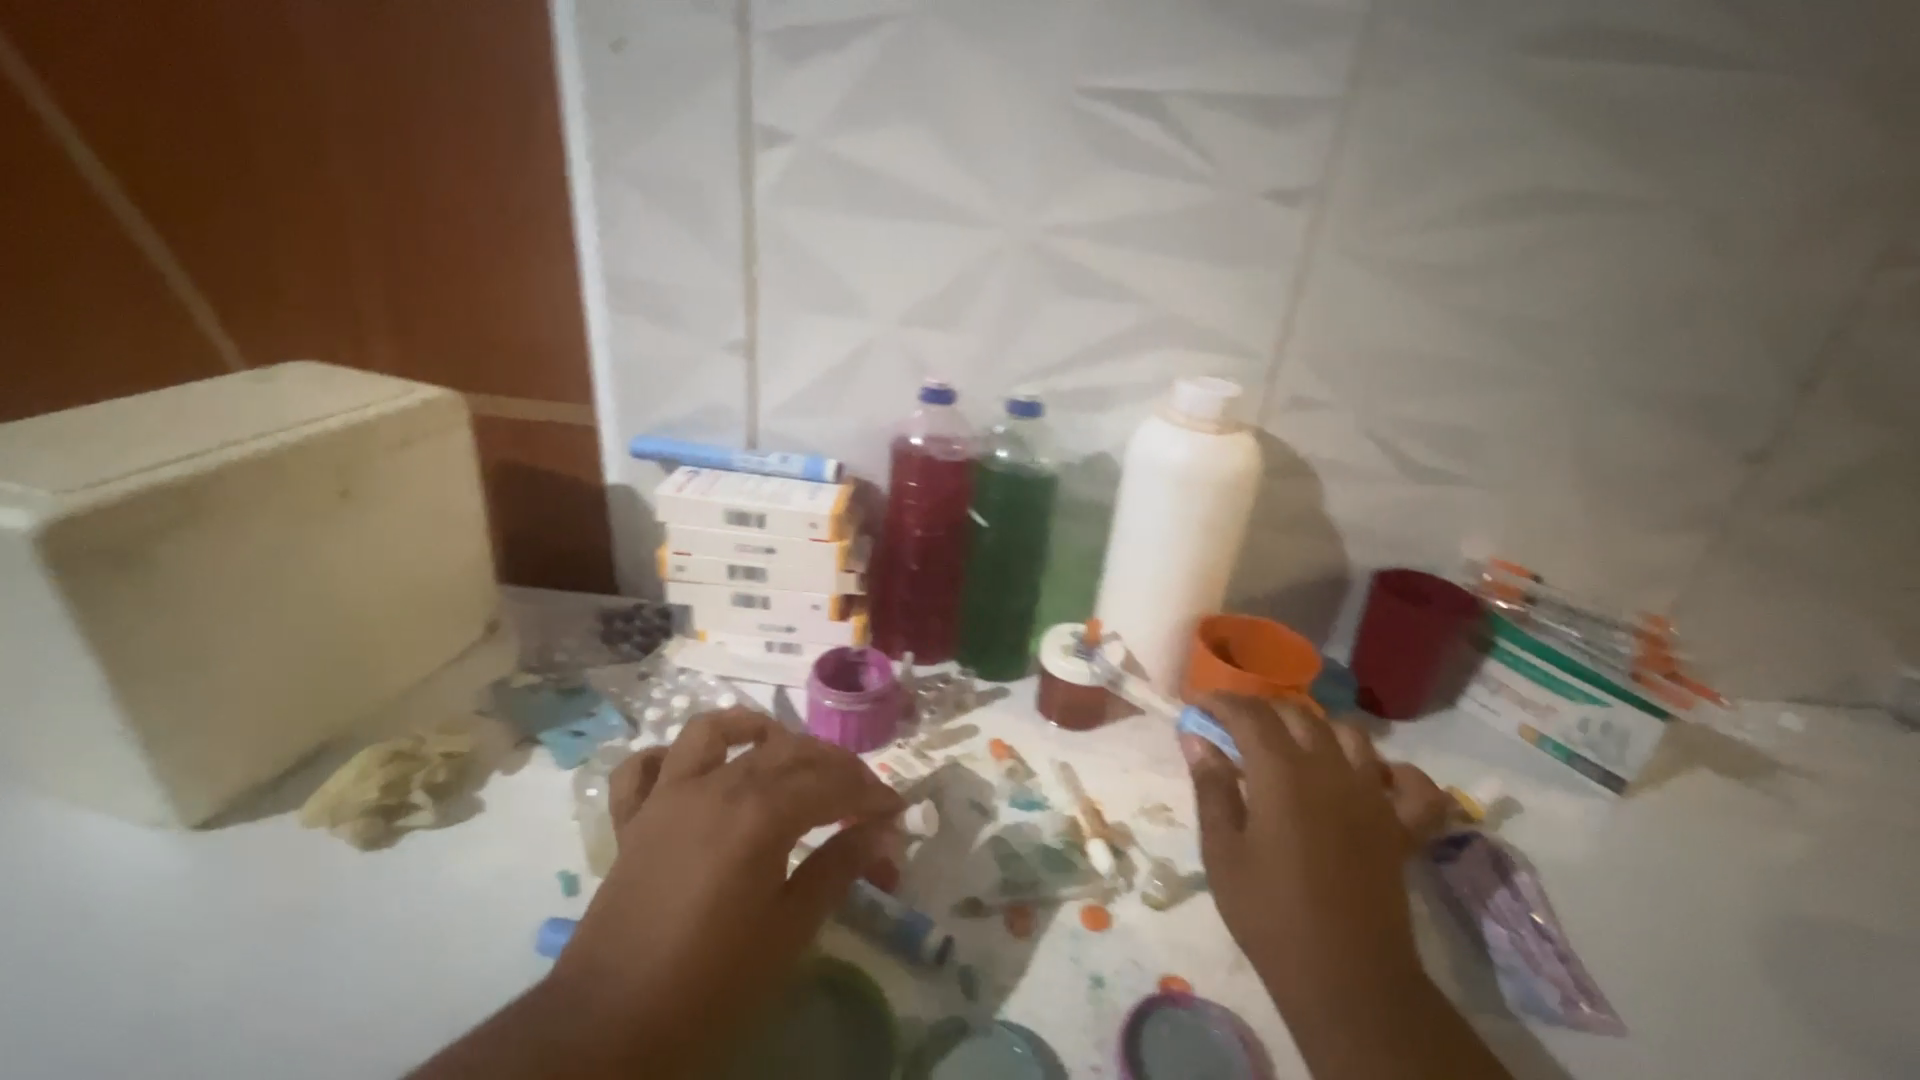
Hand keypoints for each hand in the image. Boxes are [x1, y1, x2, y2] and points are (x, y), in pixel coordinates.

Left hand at [554, 709, 903, 1074]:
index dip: (870, 794)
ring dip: (753, 730)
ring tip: (782, 748)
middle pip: (785, 751)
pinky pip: (643, 768)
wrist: (613, 1024)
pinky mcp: (631, 821)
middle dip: (832, 765)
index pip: (830, 783)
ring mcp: (665, 798)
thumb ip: (838, 867)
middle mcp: (713, 788)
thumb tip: (884, 832)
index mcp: (759, 814)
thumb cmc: (714, 982)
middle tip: (861, 798)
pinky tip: (695, 770)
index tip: (897, 814)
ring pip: (712, 733)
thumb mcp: (791, 928)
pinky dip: (671, 756)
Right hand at [1183, 696, 1452, 1009]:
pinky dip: (1394, 772)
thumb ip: (1211, 787)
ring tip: (1294, 748)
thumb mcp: (1221, 850)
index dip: (1220, 702)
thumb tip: (1197, 738)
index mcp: (1282, 772)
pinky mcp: (1402, 826)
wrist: (1344, 975)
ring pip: (1351, 734)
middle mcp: (1332, 768)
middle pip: (1299, 714)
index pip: (1249, 714)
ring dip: (1318, 729)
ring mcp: (1374, 795)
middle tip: (1234, 729)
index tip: (1197, 706)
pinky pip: (1413, 784)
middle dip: (1262, 711)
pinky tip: (1372, 779)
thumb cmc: (1268, 912)